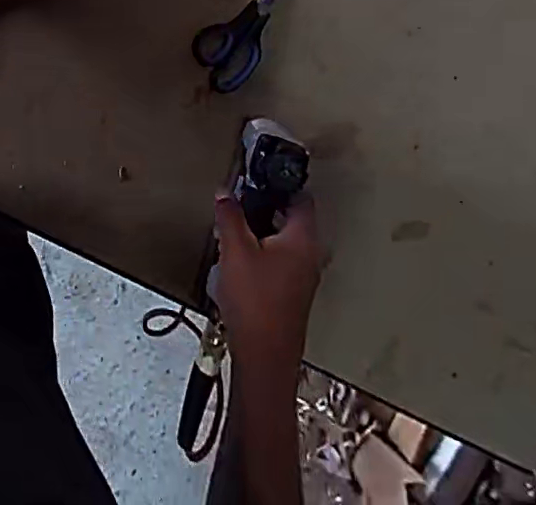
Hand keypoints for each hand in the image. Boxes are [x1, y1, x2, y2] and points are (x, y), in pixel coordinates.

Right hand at [214, 192, 322, 371]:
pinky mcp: (292, 295)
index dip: (281, 185)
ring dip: (261, 234)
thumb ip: (230, 217)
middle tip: (241, 205)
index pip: (301, 198)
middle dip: (265, 209)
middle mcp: (309, 256)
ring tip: (234, 234)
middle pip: (291, 220)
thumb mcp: (235, 250)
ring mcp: (303, 278)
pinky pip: (280, 263)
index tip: (260, 179)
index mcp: (303, 239)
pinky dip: (262, 255)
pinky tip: (239, 264)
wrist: (263, 356)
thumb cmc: (255, 301)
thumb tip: (225, 194)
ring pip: (284, 243)